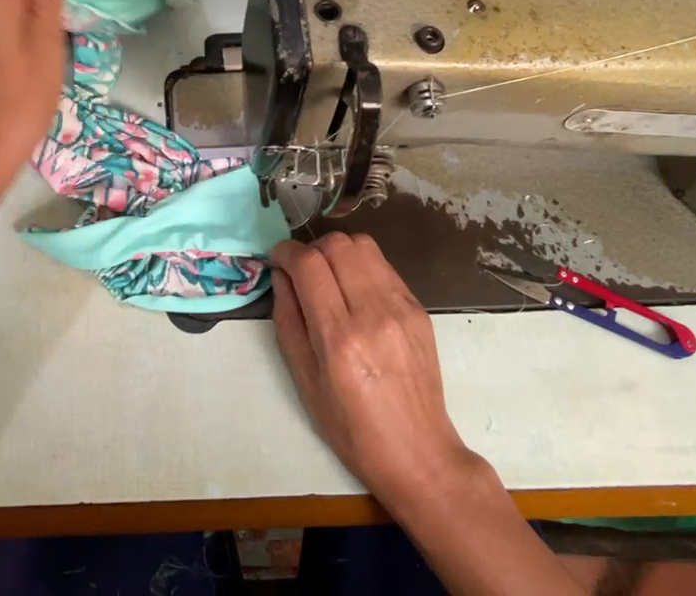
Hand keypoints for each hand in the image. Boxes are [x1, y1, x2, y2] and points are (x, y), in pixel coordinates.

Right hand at [270, 234, 484, 512]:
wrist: (417, 451)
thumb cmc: (351, 427)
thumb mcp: (304, 380)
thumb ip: (288, 320)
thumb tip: (281, 276)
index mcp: (339, 338)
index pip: (309, 265)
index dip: (286, 252)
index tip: (276, 260)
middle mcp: (373, 314)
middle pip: (338, 245)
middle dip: (311, 249)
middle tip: (301, 271)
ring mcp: (401, 308)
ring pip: (363, 245)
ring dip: (337, 252)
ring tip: (328, 276)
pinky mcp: (418, 309)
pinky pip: (383, 266)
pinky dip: (361, 266)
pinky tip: (354, 291)